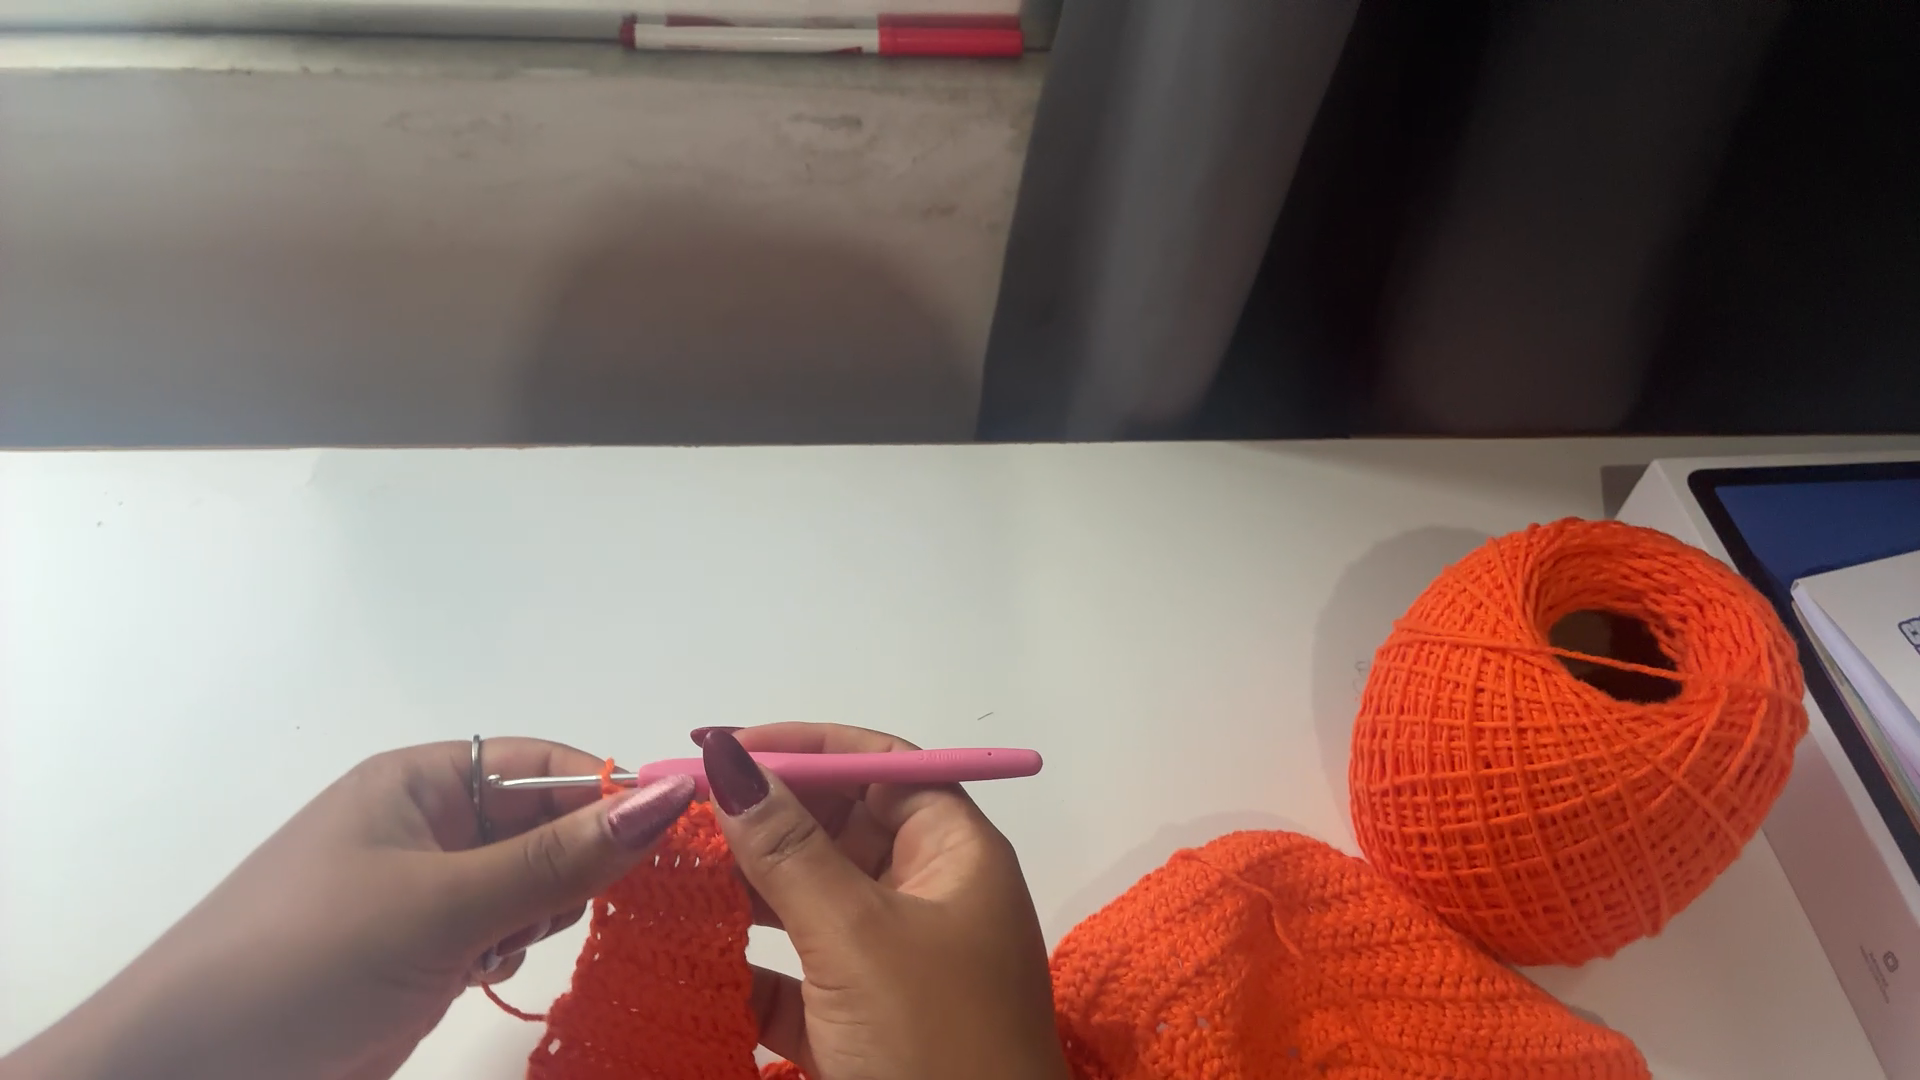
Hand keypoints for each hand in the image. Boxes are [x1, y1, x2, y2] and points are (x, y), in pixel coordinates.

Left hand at [3, 739, 693, 1079]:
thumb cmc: (303, 965)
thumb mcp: (446, 904)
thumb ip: (567, 855)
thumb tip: (674, 795)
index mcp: (419, 783)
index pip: (542, 765)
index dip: (608, 785)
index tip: (670, 819)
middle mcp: (426, 824)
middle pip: (542, 821)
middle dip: (579, 854)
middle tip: (623, 889)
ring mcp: (423, 889)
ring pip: (532, 875)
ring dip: (546, 903)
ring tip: (520, 937)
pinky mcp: (422, 947)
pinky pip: (504, 921)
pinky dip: (517, 939)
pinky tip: (495, 965)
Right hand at [698, 725, 1069, 1079]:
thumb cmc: (933, 1042)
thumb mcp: (857, 935)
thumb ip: (788, 848)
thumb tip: (730, 759)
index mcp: (953, 850)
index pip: (879, 765)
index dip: (806, 746)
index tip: (728, 744)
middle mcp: (930, 890)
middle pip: (843, 824)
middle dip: (768, 816)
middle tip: (686, 811)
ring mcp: (898, 956)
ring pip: (817, 895)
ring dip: (751, 886)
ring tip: (676, 868)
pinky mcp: (865, 1018)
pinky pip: (804, 969)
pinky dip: (755, 962)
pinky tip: (695, 948)